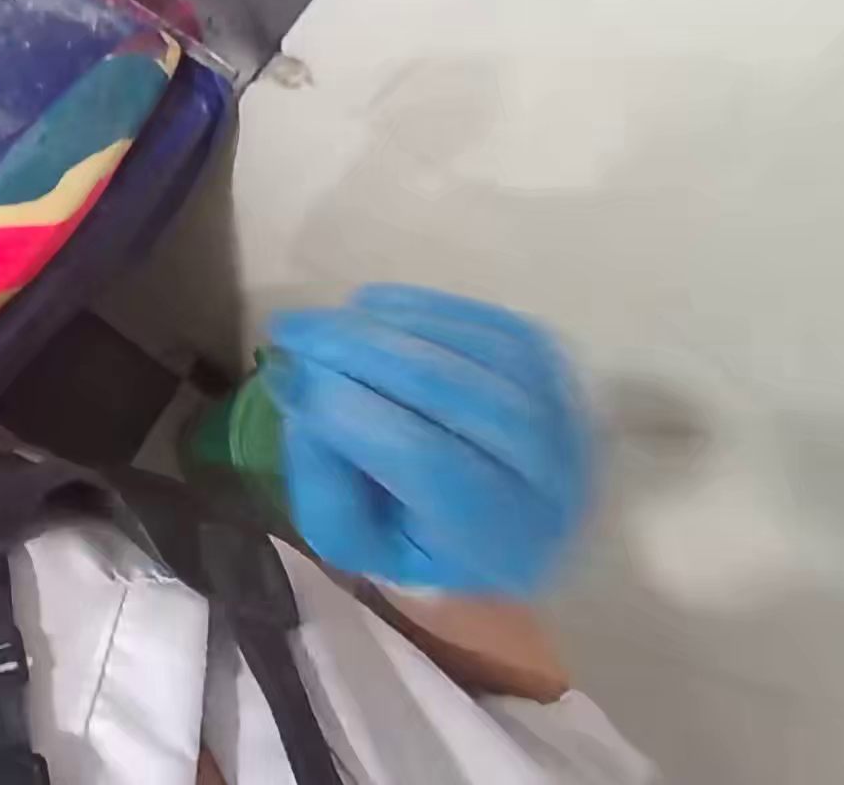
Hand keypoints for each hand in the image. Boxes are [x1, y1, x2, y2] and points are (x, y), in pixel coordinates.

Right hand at [265, 284, 588, 597]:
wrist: (478, 531)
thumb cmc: (399, 536)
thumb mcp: (340, 536)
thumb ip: (316, 474)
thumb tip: (295, 383)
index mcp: (488, 537)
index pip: (420, 456)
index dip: (341, 405)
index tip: (278, 371)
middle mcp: (548, 479)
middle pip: (452, 389)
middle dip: (353, 347)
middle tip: (290, 330)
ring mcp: (564, 421)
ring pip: (474, 347)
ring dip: (380, 323)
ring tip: (320, 323)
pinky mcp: (557, 376)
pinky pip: (491, 323)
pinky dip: (421, 306)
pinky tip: (367, 310)